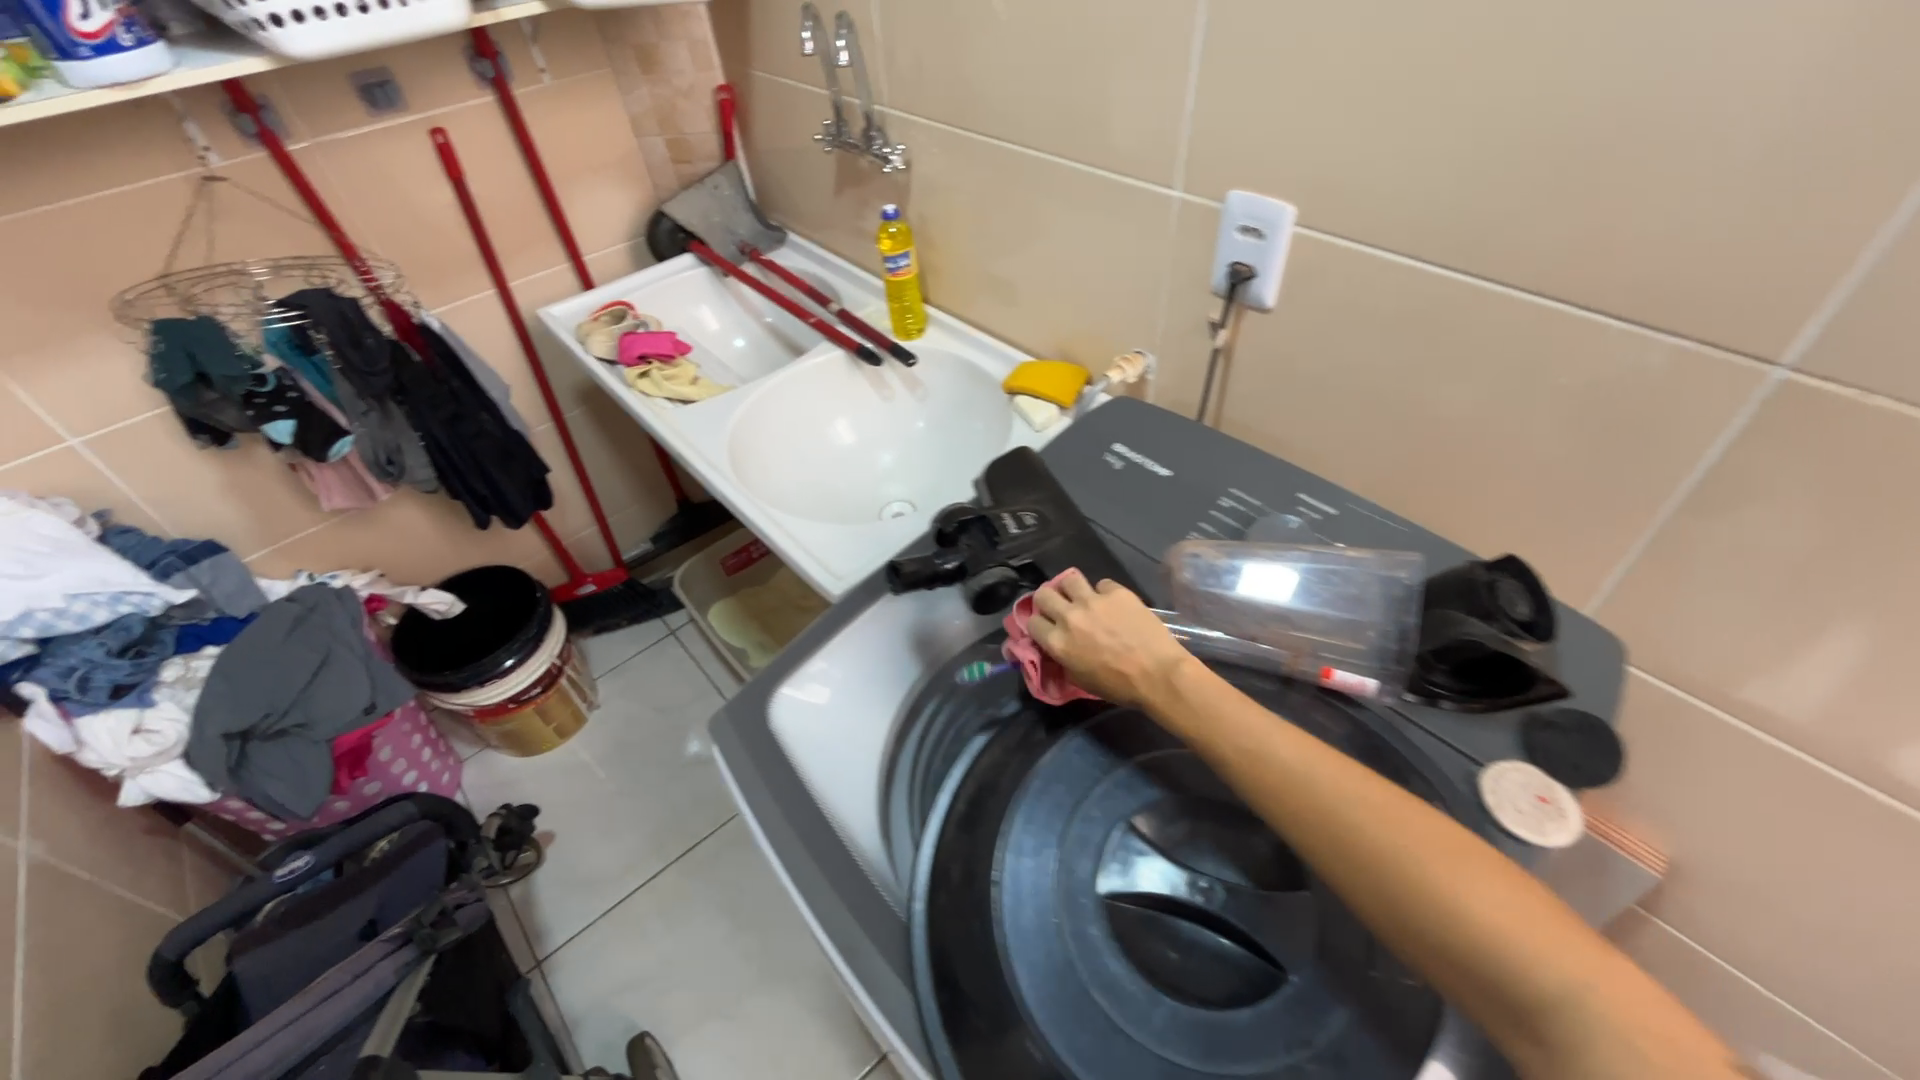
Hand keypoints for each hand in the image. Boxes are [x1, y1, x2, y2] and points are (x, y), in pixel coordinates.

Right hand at [1027, 569, 1194, 708]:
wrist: (1158, 674)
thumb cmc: (1119, 686)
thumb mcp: (1080, 681)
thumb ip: (1063, 661)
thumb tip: (1058, 649)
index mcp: (1058, 642)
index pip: (1031, 623)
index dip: (1038, 625)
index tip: (1046, 628)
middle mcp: (1070, 617)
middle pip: (1043, 594)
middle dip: (1048, 601)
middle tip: (1060, 608)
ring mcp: (1093, 600)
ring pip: (1068, 580)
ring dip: (1072, 589)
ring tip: (1082, 597)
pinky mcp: (1116, 592)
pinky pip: (1102, 584)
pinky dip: (1104, 592)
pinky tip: (1113, 603)